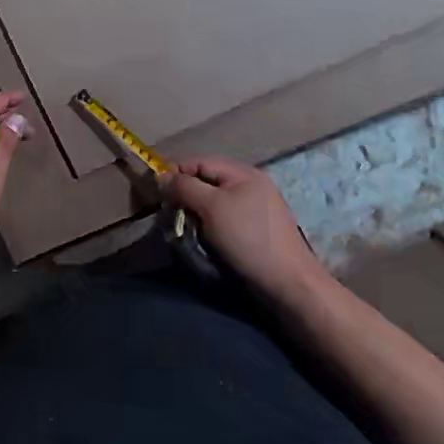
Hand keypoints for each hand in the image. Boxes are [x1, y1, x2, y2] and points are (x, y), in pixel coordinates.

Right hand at [166, 155, 326, 298]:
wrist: (287, 282)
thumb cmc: (247, 237)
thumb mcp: (211, 207)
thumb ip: (184, 187)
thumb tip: (161, 175)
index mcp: (242, 172)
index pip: (199, 161)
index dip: (175, 172)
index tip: (156, 191)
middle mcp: (250, 185)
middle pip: (206, 180)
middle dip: (185, 194)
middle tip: (169, 212)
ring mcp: (255, 208)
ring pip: (213, 201)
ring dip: (196, 212)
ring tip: (185, 228)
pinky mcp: (255, 229)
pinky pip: (224, 218)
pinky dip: (209, 224)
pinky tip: (204, 238)